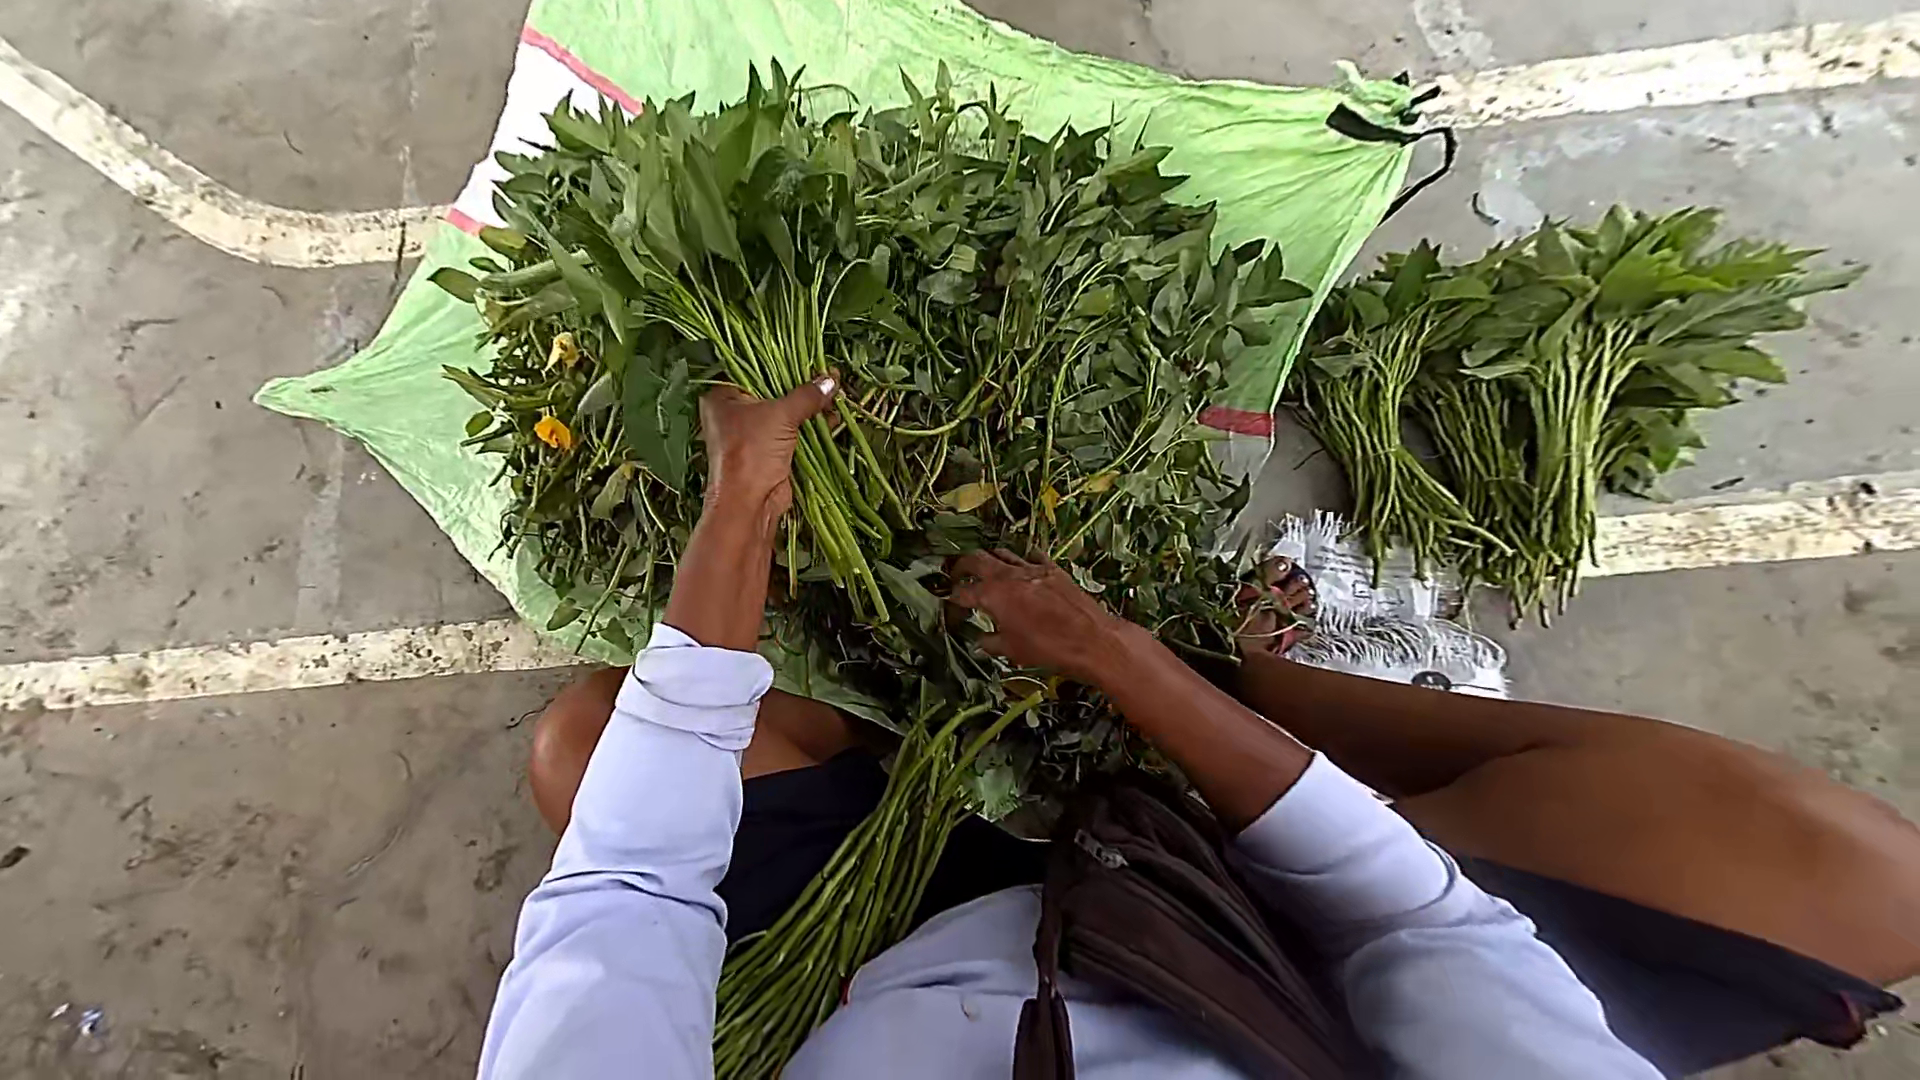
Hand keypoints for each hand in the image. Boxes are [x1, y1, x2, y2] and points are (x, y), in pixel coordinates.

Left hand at [698, 374, 837, 519]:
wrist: (750, 502)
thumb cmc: (751, 452)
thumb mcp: (780, 415)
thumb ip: (806, 396)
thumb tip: (831, 379)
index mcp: (724, 396)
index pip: (756, 369)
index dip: (785, 362)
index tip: (811, 358)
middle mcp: (736, 412)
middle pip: (774, 391)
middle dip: (803, 386)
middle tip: (829, 375)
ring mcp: (753, 432)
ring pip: (786, 412)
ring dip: (810, 406)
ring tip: (836, 393)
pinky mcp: (770, 450)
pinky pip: (794, 431)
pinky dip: (811, 425)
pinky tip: (832, 415)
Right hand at [948, 550, 1137, 685]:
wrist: (1092, 640)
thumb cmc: (1048, 648)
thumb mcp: (1012, 651)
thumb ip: (990, 643)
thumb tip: (979, 641)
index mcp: (993, 595)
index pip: (963, 592)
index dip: (953, 599)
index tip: (950, 606)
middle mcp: (1008, 576)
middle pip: (976, 559)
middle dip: (961, 565)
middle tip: (956, 574)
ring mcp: (1032, 568)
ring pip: (1002, 553)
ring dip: (990, 559)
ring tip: (985, 567)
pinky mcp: (1052, 569)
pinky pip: (1031, 556)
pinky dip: (1022, 559)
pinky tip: (1022, 566)